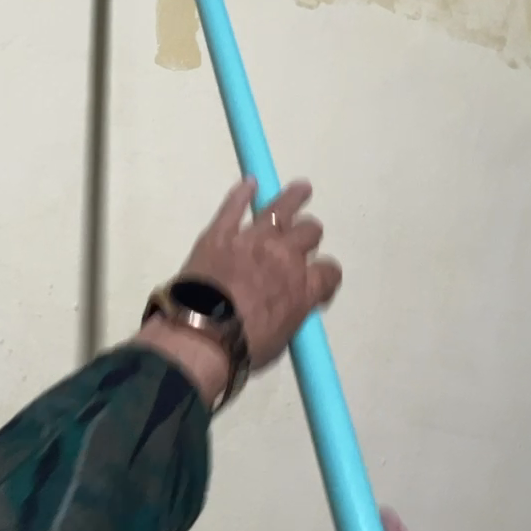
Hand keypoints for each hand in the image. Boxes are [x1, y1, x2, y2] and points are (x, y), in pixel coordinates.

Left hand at [178, 176, 341, 368]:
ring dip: (293, 198)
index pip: (329, 271)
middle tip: (302, 239)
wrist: (201, 335)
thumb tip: (288, 304)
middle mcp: (285, 256)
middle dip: (308, 236)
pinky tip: (249, 183)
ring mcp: (252, 240)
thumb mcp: (282, 339)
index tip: (316, 280)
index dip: (324, 275)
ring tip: (301, 188)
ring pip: (280, 209)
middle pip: (308, 233)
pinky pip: (234, 207)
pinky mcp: (220, 233)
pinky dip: (242, 193)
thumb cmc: (243, 347)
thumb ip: (291, 313)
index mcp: (304, 287)